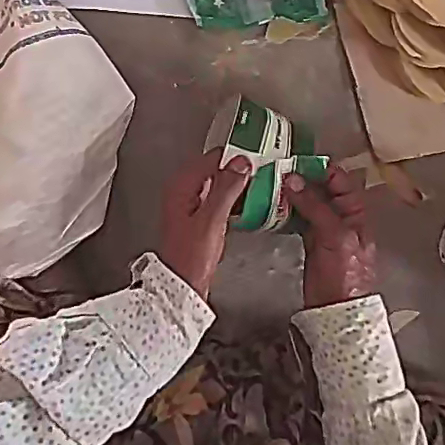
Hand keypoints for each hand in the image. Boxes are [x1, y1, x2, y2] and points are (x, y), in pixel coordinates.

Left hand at [157, 150, 252, 297]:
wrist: (182, 288)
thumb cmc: (190, 257)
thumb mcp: (211, 219)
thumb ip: (226, 188)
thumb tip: (241, 164)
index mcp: (181, 186)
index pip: (212, 158)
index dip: (235, 157)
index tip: (257, 158)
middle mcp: (184, 191)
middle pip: (216, 169)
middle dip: (239, 171)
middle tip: (263, 173)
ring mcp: (192, 205)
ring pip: (220, 184)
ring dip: (239, 186)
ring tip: (261, 188)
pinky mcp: (200, 218)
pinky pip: (221, 200)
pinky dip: (235, 200)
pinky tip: (249, 206)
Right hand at [281, 166, 379, 308]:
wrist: (337, 311)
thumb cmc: (346, 275)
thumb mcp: (335, 235)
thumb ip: (315, 206)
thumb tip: (295, 181)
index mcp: (355, 210)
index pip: (338, 178)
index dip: (318, 167)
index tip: (295, 160)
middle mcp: (341, 215)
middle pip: (320, 188)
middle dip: (301, 178)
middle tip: (277, 169)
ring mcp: (325, 228)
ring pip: (307, 202)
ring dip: (291, 194)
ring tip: (271, 183)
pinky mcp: (310, 240)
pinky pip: (298, 218)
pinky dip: (286, 210)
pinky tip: (273, 206)